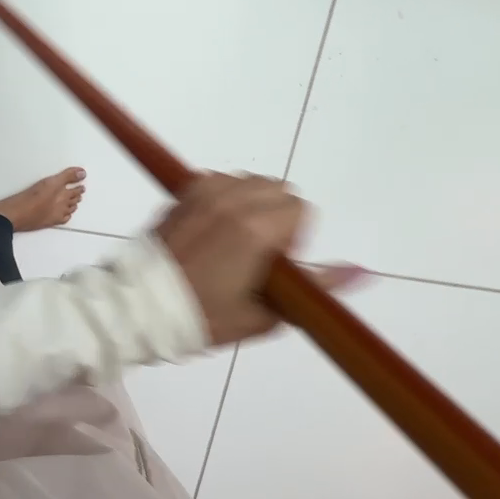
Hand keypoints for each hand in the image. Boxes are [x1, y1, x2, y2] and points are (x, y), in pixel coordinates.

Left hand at [153, 173, 361, 344]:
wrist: (135, 308)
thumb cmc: (202, 317)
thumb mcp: (264, 314)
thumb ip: (317, 287)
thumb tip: (364, 271)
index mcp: (254, 227)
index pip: (299, 209)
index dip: (295, 238)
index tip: (274, 265)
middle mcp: (229, 200)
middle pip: (275, 188)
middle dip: (276, 216)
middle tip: (256, 255)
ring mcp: (199, 194)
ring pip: (245, 181)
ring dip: (250, 204)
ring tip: (232, 242)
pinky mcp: (178, 197)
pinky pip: (215, 183)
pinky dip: (222, 199)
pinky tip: (209, 232)